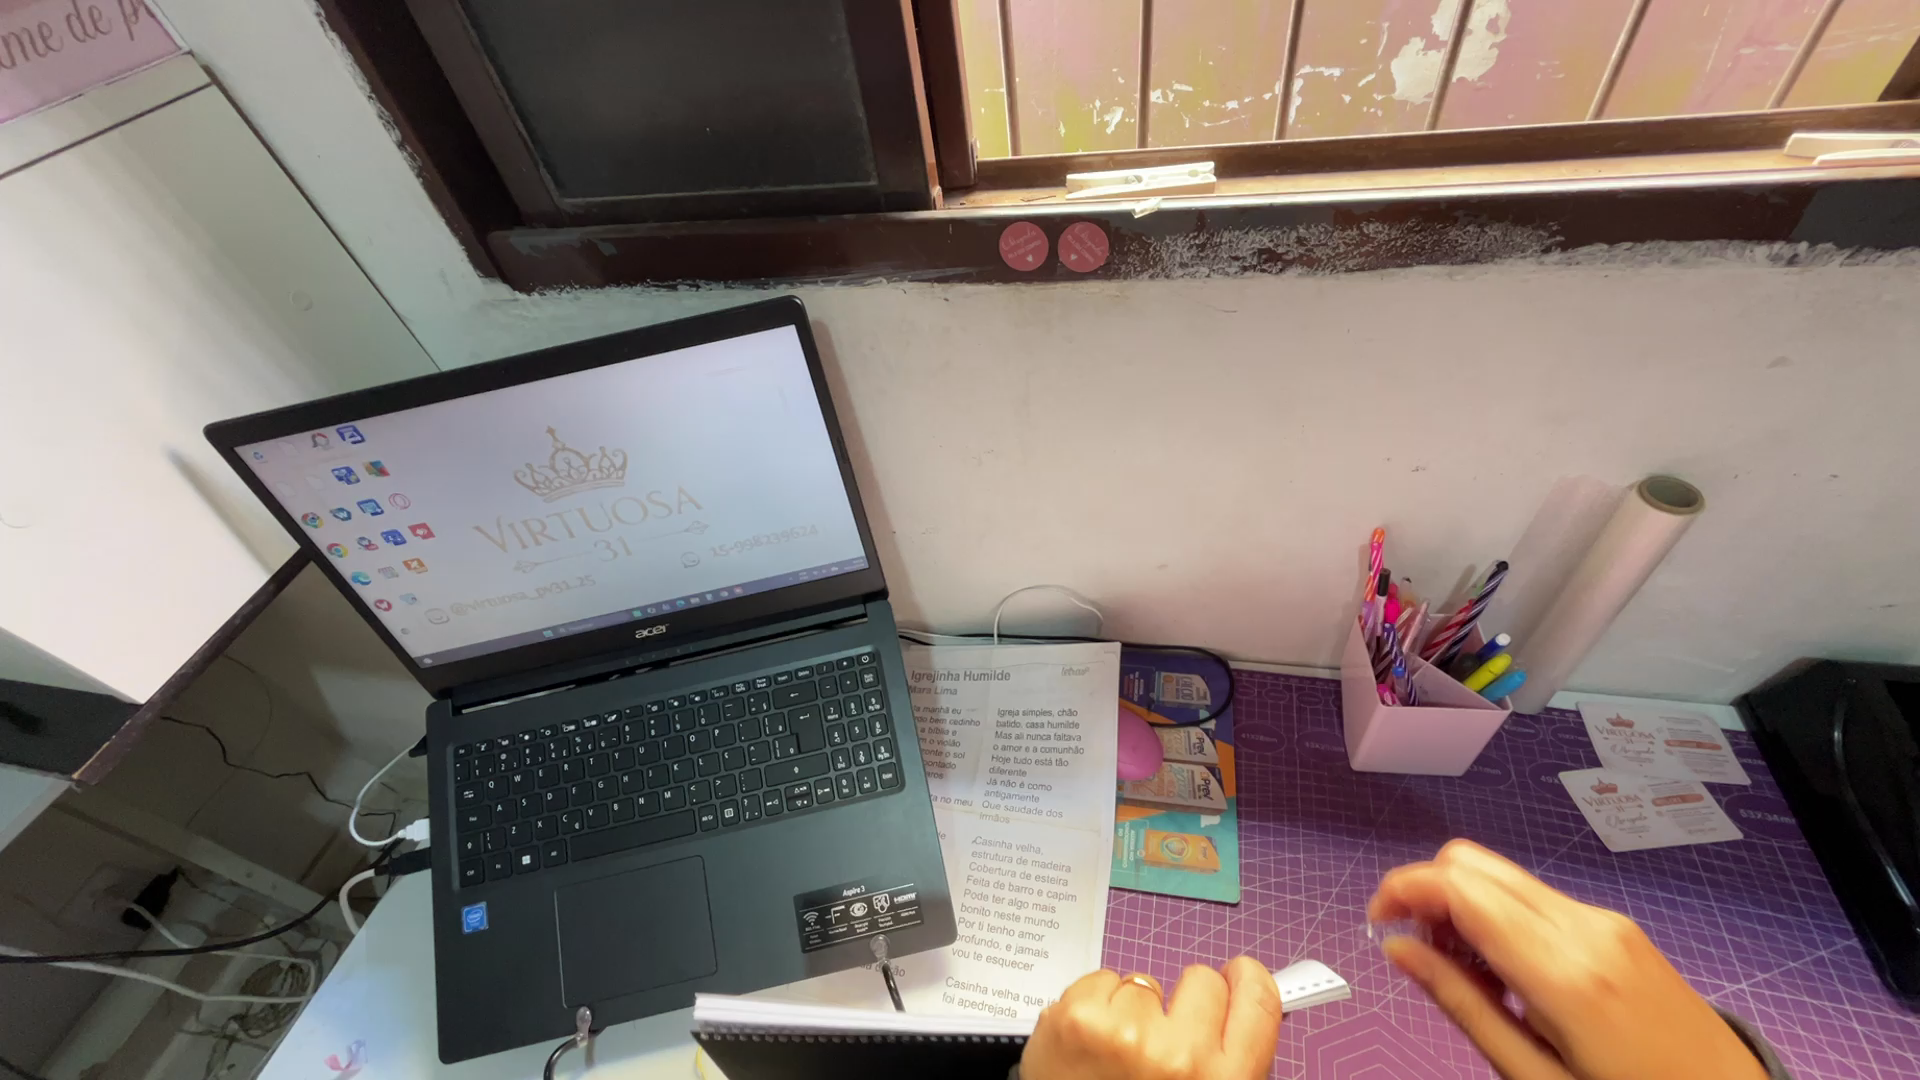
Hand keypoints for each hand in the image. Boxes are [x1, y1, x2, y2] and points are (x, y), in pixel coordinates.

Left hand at [1020, 958, 1281, 1079]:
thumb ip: (1224, 1062)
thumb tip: (1238, 1006)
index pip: (1258, 1001)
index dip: (1247, 980)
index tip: (1237, 975)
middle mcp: (1182, 1058)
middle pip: (1202, 980)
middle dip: (1184, 1001)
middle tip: (1164, 1033)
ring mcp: (1127, 1033)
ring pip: (1145, 982)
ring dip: (1132, 1010)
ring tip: (1117, 1058)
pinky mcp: (1078, 1017)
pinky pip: (1103, 979)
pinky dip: (1096, 1005)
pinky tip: (1089, 1045)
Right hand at [1369, 840, 1765, 1079]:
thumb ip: (1461, 1003)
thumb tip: (1395, 947)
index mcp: (1565, 971)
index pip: (1457, 886)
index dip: (1400, 890)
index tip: (1379, 925)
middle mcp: (1583, 925)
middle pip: (1469, 862)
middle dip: (1425, 892)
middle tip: (1422, 950)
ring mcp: (1605, 921)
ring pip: (1496, 874)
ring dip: (1459, 902)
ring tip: (1469, 971)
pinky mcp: (1617, 926)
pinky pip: (1530, 895)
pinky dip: (1495, 914)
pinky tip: (1508, 971)